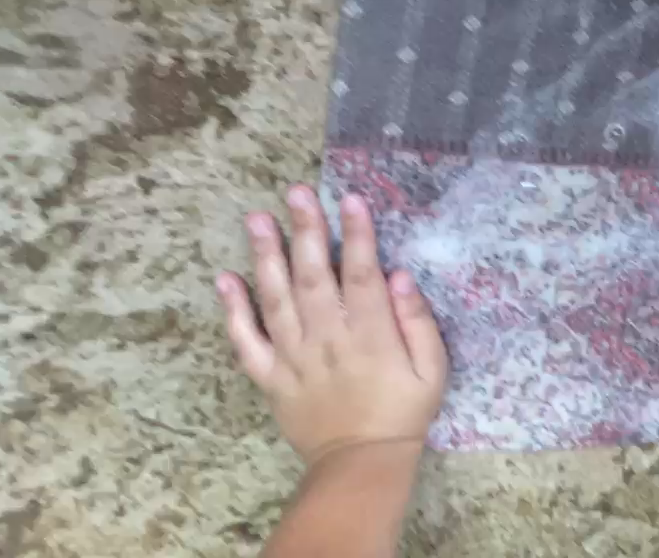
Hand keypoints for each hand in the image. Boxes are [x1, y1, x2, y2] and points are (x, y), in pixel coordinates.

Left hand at [216, 184, 446, 470]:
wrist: (360, 464)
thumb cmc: (404, 408)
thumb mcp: (433, 367)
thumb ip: (417, 320)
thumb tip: (400, 275)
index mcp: (370, 333)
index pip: (363, 273)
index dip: (358, 234)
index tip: (351, 198)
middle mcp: (328, 337)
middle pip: (314, 276)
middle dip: (306, 230)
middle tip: (296, 193)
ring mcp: (293, 357)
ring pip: (276, 300)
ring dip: (266, 257)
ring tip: (257, 219)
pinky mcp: (270, 376)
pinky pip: (246, 342)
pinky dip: (234, 311)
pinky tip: (225, 279)